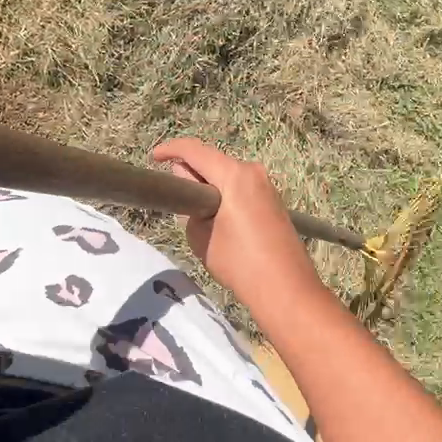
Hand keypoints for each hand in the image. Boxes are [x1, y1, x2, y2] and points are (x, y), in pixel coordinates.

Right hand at [150, 138, 323, 299]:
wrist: (288, 291)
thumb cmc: (240, 263)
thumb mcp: (201, 234)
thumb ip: (189, 203)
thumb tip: (191, 187)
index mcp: (234, 174)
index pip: (195, 150)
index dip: (170, 150)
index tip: (153, 158)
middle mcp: (252, 172)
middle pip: (212, 160)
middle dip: (190, 169)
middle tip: (174, 189)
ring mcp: (266, 185)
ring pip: (227, 173)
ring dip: (208, 183)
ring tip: (194, 208)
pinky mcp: (273, 201)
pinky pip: (240, 186)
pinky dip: (224, 192)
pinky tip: (217, 216)